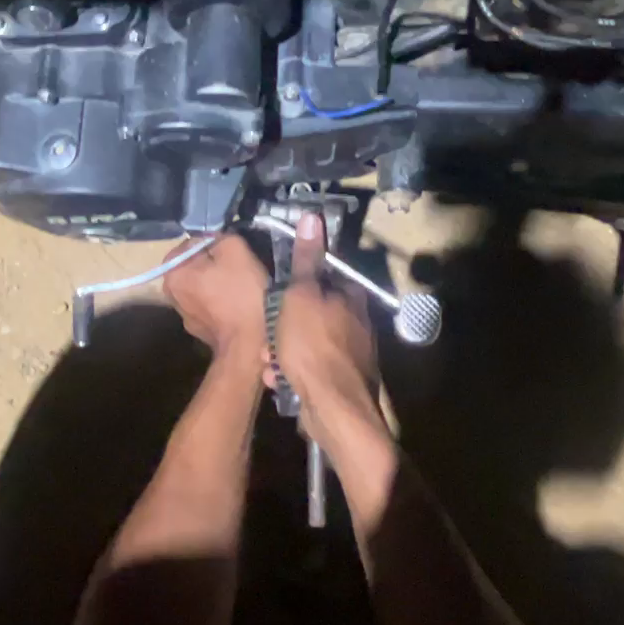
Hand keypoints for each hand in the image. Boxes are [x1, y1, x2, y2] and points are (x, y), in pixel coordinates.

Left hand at [163, 234, 269, 355]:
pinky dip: (219, 301)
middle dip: (212, 264)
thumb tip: (214, 241)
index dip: (211, 243)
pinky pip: (208, 305)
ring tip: (239, 287)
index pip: (188, 245)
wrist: (250, 343)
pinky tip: (236, 305)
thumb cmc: (241, 293)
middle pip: (193, 267)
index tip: (230, 252)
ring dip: (215, 283)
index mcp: (173, 274)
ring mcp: (184, 316)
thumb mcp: (235, 250)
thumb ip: (218, 237)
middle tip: (236, 267)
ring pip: (201, 287)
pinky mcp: (199, 330)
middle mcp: (171, 295)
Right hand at [275, 214, 387, 448]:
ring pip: (306, 342)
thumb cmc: (312, 345)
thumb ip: (305, 259)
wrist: (334, 408)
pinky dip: (292, 372)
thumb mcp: (300, 296)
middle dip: (282, 324)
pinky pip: (309, 368)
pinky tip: (278, 380)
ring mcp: (351, 354)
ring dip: (282, 350)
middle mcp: (357, 322)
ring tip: (268, 362)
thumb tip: (313, 216)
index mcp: (350, 296)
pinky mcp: (342, 380)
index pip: (320, 277)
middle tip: (266, 336)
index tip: (273, 298)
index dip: (292, 287)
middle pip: (310, 312)